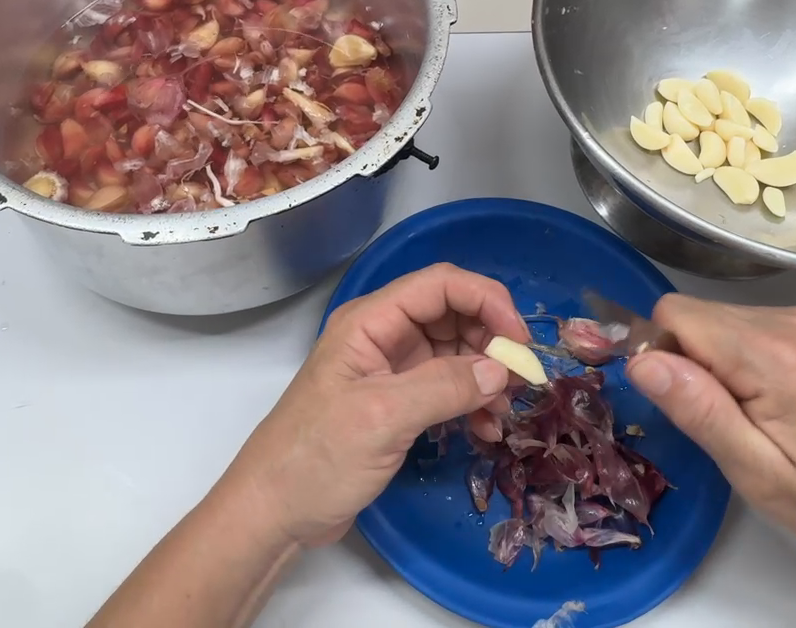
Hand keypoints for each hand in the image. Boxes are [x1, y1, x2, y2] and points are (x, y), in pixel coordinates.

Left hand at [217, 263, 527, 547]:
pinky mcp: (397, 402)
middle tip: (520, 382)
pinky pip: (447, 387)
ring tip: (504, 412)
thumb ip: (443, 387)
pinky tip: (485, 430)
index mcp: (370, 321)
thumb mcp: (382, 417)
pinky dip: (471, 402)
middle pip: (451, 313)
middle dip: (490, 340)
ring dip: (485, 376)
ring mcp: (390, 369)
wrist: (274, 511)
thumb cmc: (317, 457)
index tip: (519, 341)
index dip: (485, 300)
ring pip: (454, 351)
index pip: (439, 284)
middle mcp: (382, 335)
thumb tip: (501, 369)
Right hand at [623, 293, 795, 567]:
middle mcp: (789, 322)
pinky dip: (742, 352)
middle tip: (721, 417)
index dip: (660, 353)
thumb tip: (641, 361)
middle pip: (693, 313)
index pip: (673, 315)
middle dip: (687, 357)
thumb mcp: (759, 474)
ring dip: (714, 356)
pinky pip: (749, 322)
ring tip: (751, 412)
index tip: (682, 401)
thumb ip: (698, 410)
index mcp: (772, 356)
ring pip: (718, 317)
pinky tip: (774, 398)